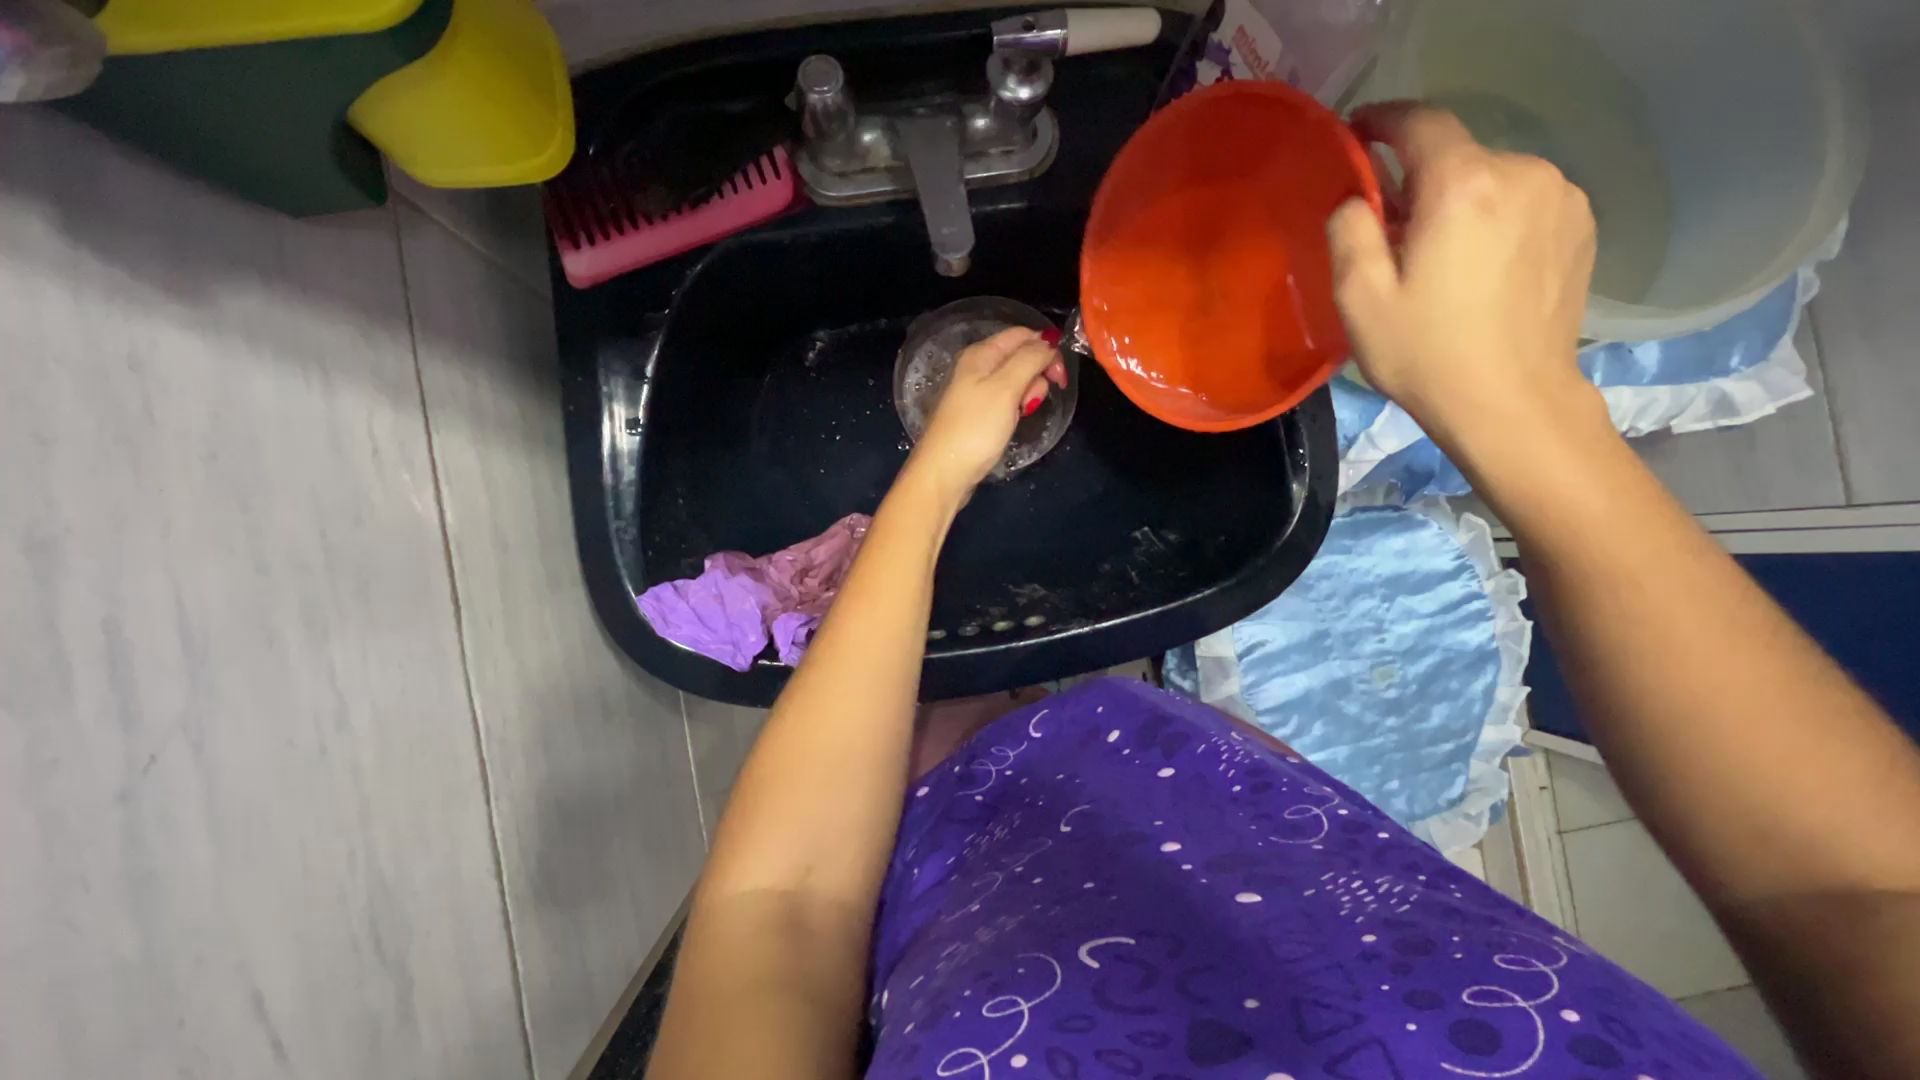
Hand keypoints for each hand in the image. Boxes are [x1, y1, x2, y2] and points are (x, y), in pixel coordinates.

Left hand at [904, 326, 1067, 501]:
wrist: (945, 472)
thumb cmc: (975, 428)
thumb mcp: (1006, 388)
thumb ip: (1029, 359)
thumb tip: (1048, 343)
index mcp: (982, 353)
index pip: (1023, 335)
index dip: (1046, 349)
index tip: (1059, 376)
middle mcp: (978, 366)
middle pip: (1021, 357)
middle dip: (1037, 375)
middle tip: (1033, 399)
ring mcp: (977, 390)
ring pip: (1017, 381)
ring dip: (1028, 394)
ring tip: (1020, 413)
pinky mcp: (979, 413)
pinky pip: (1007, 400)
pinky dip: (1015, 408)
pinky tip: (1012, 422)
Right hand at [1326, 103, 1599, 438]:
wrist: (1513, 402)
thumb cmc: (1426, 354)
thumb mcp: (1359, 299)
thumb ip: (1349, 230)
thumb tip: (1358, 198)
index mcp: (1463, 186)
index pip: (1421, 122)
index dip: (1383, 121)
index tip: (1358, 134)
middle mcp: (1522, 173)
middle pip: (1457, 155)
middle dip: (1419, 180)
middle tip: (1390, 229)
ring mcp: (1561, 198)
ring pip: (1492, 178)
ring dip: (1459, 201)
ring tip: (1438, 254)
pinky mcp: (1581, 225)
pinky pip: (1524, 201)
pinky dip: (1494, 217)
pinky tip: (1479, 266)